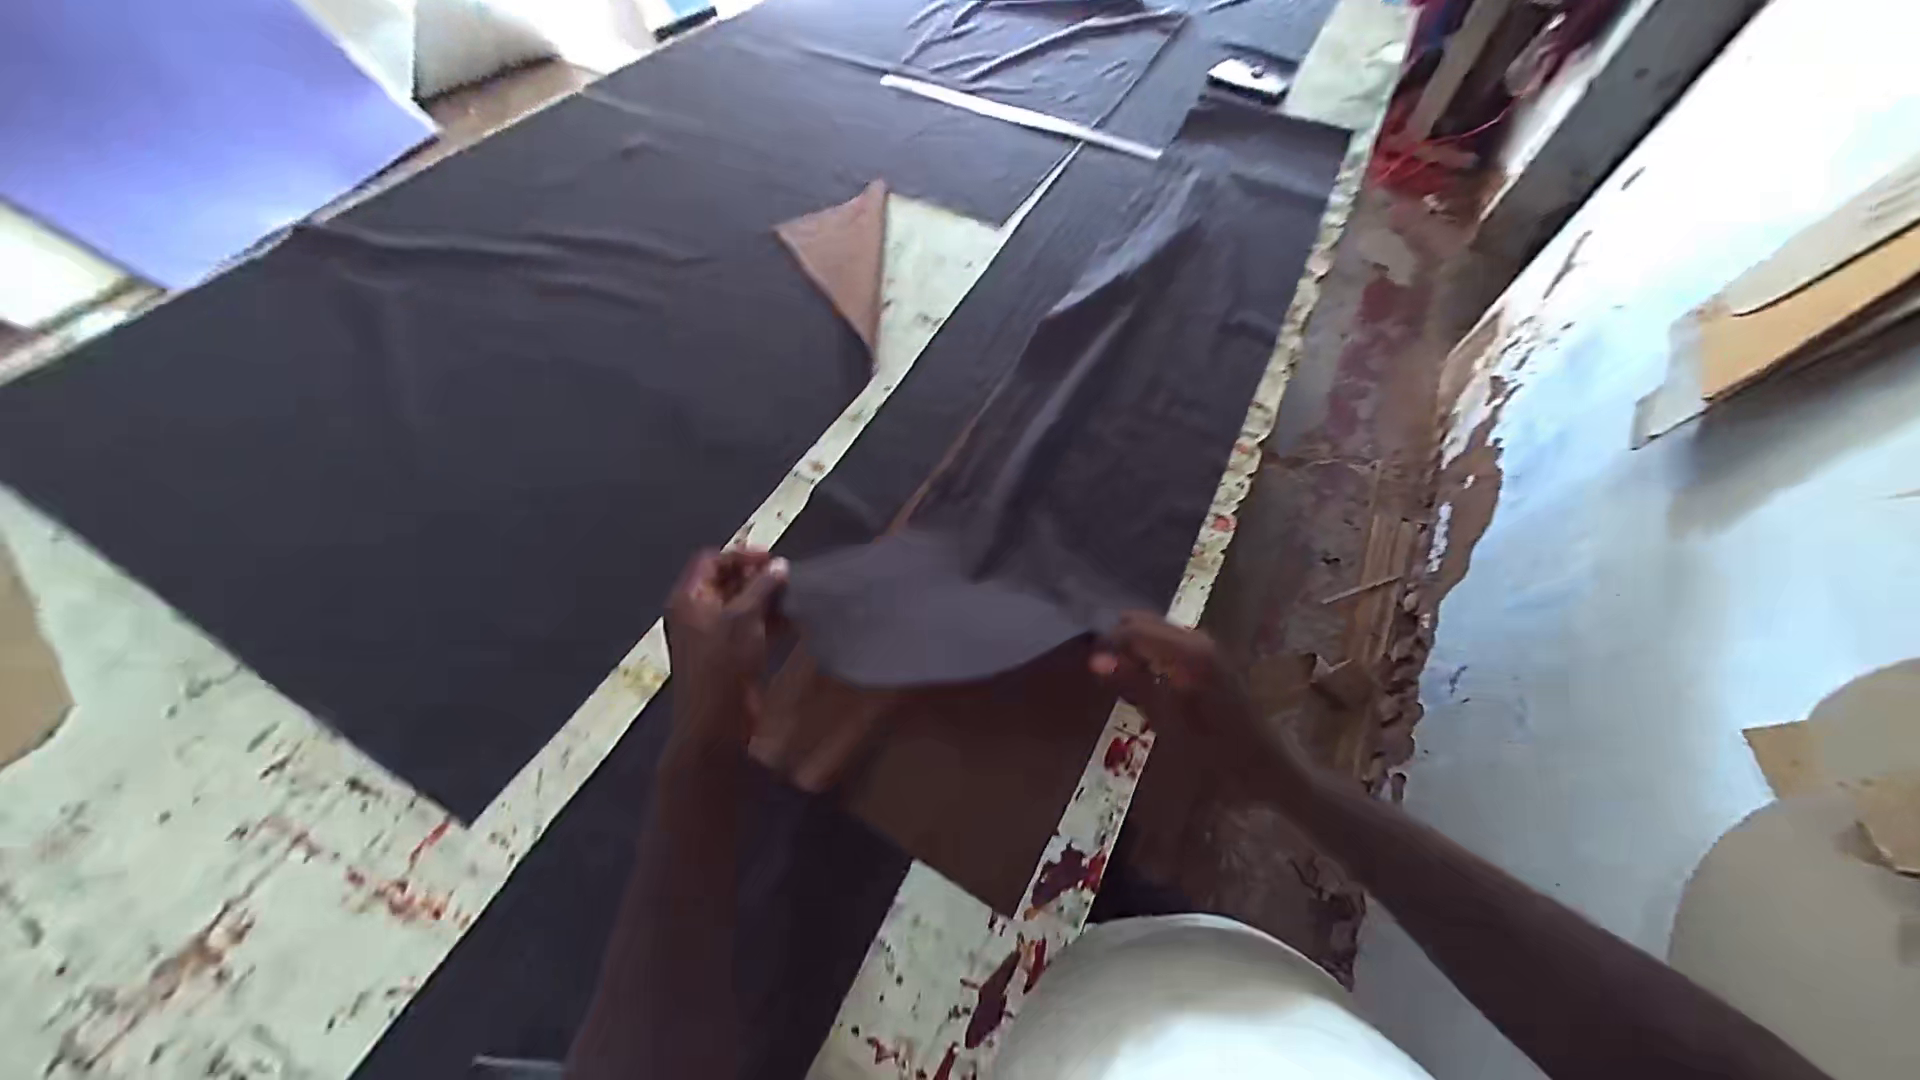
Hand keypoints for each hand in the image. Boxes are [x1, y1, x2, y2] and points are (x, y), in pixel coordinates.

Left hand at [665, 548, 787, 749]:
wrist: (718, 722)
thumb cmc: (724, 665)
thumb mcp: (743, 618)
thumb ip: (762, 587)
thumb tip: (779, 565)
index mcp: (689, 598)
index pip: (711, 560)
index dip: (741, 555)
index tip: (771, 560)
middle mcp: (697, 612)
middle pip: (727, 580)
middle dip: (757, 576)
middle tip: (786, 577)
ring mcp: (714, 634)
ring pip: (742, 603)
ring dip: (767, 597)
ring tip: (794, 595)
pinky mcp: (731, 652)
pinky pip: (750, 625)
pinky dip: (770, 618)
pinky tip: (794, 618)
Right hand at [1090, 612, 1307, 783]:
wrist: (1268, 766)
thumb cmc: (1218, 753)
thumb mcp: (1169, 723)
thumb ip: (1133, 684)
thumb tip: (1095, 659)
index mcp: (1188, 652)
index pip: (1131, 628)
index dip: (1106, 644)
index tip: (1091, 670)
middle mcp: (1196, 637)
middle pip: (1139, 621)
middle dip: (1117, 642)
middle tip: (1105, 677)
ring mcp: (1203, 643)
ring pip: (1151, 628)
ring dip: (1131, 646)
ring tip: (1120, 681)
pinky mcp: (1206, 653)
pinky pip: (1165, 640)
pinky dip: (1147, 651)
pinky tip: (1144, 680)